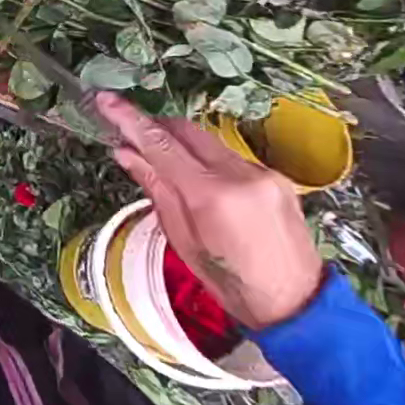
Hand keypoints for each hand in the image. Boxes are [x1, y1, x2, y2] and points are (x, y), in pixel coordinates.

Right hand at [95, 92, 322, 329]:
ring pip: (210, 141)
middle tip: (132, 134)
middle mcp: (240, 173)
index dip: (131, 120)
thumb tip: (126, 152)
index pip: (162, 145)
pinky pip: (231, 156)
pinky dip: (210, 161)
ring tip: (166, 163)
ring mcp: (262, 171)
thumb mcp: (184, 243)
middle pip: (188, 131)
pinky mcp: (276, 175)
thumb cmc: (231, 285)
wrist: (297, 303)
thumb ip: (157, 190)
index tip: (107, 101)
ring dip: (184, 145)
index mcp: (212, 197)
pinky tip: (205, 184)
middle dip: (158, 128)